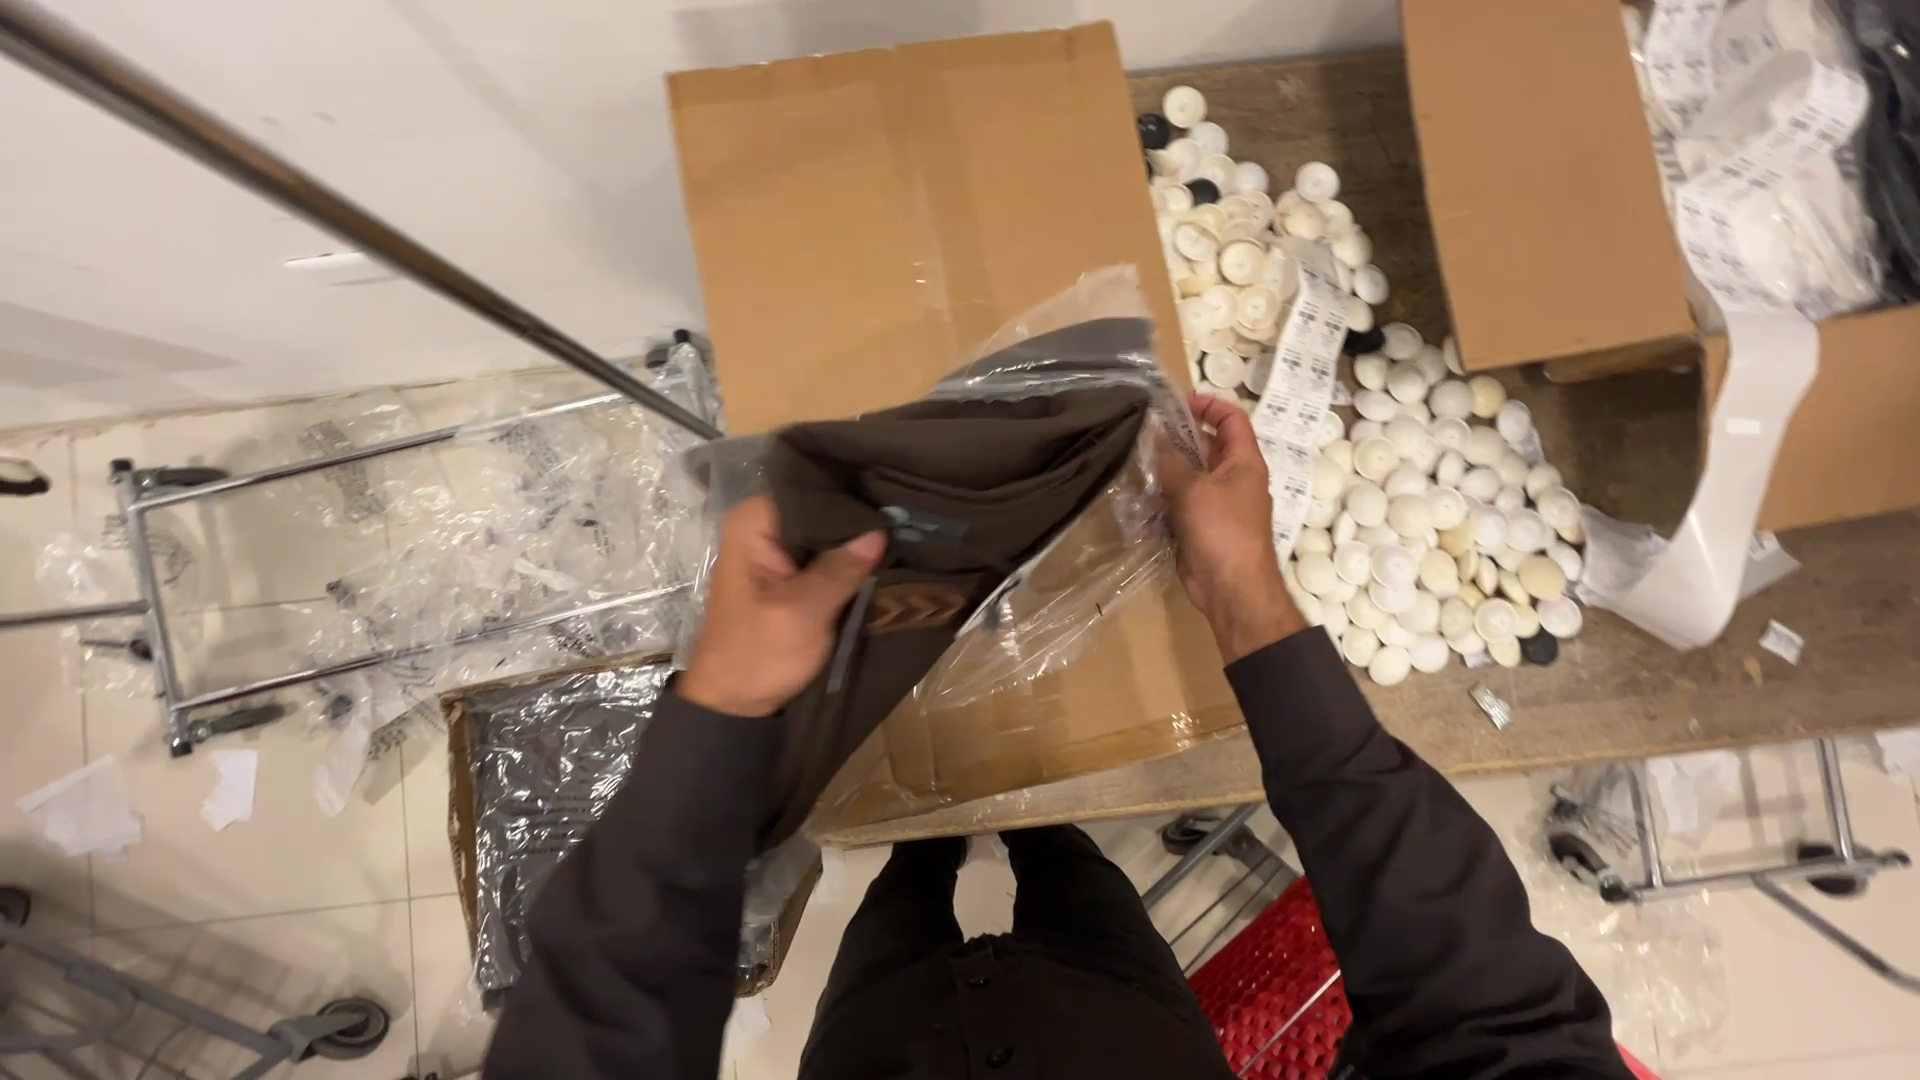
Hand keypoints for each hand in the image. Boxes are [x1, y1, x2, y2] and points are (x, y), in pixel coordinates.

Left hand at [679, 496, 886, 716]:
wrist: (733, 703)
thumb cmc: (758, 655)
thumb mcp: (804, 611)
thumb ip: (841, 569)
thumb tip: (880, 532)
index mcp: (752, 522)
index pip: (810, 489)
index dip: (850, 496)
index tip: (890, 502)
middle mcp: (759, 526)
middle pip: (819, 508)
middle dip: (856, 518)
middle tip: (903, 519)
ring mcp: (772, 549)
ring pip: (824, 532)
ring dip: (854, 540)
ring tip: (899, 533)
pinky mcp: (786, 571)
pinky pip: (821, 552)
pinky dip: (844, 558)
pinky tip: (878, 556)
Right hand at [1157, 395, 1305, 661]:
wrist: (1231, 589)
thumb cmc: (1222, 532)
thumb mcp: (1194, 490)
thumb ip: (1170, 460)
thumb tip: (1152, 431)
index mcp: (1243, 463)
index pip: (1232, 420)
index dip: (1208, 405)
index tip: (1177, 402)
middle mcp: (1231, 479)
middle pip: (1203, 447)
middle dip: (1174, 440)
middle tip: (1141, 433)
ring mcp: (1215, 505)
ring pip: (1185, 478)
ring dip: (1161, 473)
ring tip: (1132, 465)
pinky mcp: (1198, 527)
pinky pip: (1176, 506)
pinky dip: (1159, 504)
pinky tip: (1137, 505)